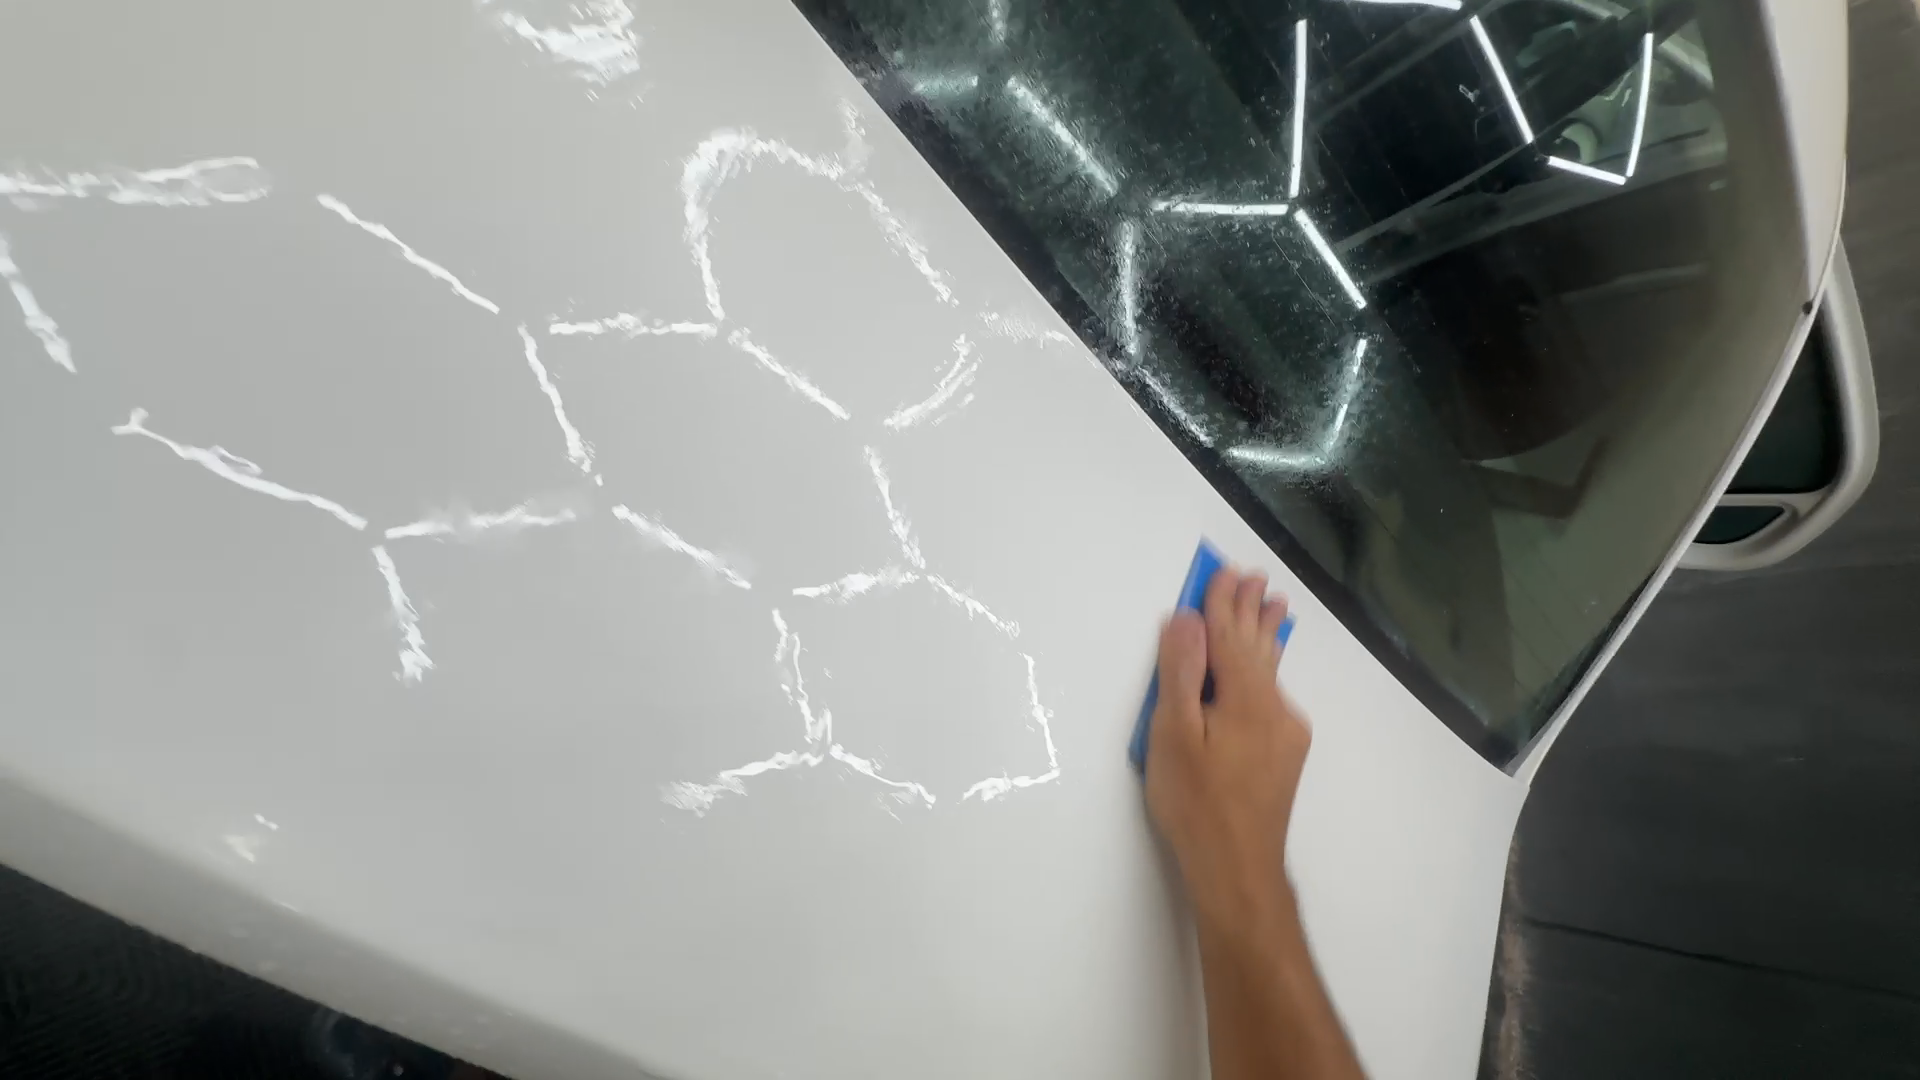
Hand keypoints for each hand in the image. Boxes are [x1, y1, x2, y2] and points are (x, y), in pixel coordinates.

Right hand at [1144, 566, 1309, 930]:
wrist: (1238, 870)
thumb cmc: (1195, 801)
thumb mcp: (1174, 734)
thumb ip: (1182, 674)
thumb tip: (1188, 620)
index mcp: (1246, 697)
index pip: (1230, 636)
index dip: (1223, 603)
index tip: (1225, 572)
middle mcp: (1275, 708)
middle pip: (1259, 648)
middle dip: (1251, 611)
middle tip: (1256, 578)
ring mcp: (1285, 734)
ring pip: (1269, 672)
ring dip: (1265, 635)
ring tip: (1276, 607)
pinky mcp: (1284, 754)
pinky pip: (1271, 695)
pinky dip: (1263, 667)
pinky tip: (1265, 667)